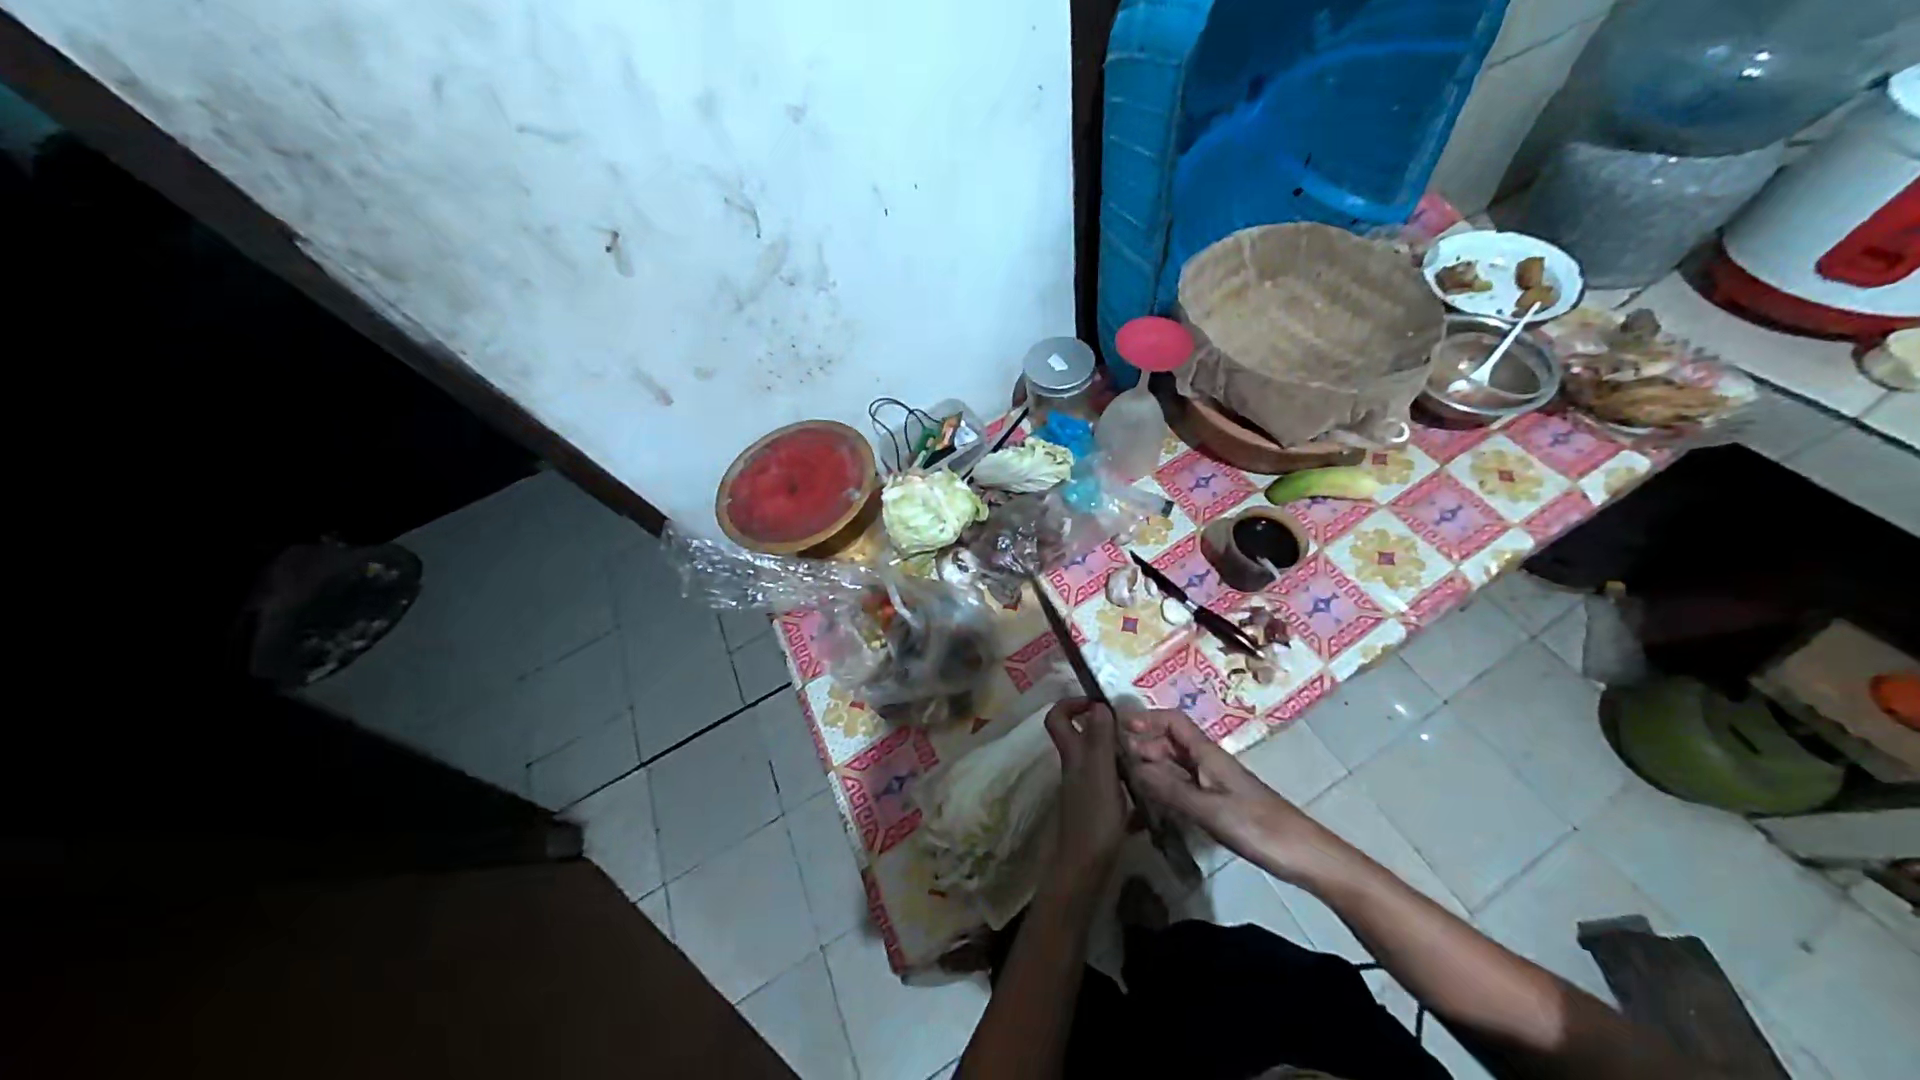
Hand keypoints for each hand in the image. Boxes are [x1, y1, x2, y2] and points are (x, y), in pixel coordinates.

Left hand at [1042, 699, 1128, 894]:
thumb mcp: (1100, 773)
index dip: (1070, 704)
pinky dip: (1126, 779)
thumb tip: (1097, 704)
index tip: (1098, 703)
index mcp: (1072, 755)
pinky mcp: (1096, 807)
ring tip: (1146, 753)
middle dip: (1102, 726)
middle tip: (1131, 727)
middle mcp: (1074, 767)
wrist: (1085, 869)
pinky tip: (1148, 786)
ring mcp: (1084, 788)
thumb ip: (1099, 739)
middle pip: (1080, 737)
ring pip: (1097, 759)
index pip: (1056, 718)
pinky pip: (1111, 783)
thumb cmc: (1093, 818)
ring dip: (1118, 752)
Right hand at [1121, 709, 1321, 880]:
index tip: (1121, 726)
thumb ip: (1170, 789)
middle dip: (1145, 744)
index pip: (1175, 722)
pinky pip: (1185, 785)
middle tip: (1119, 759)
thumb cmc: (1257, 827)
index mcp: (1208, 755)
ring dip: (1153, 765)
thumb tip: (1134, 767)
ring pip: (1177, 764)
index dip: (1148, 718)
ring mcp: (1215, 783)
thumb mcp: (1209, 809)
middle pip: (1172, 742)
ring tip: (1129, 779)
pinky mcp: (1219, 803)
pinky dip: (1166, 786)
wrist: (1303, 855)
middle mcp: (1209, 763)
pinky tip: (1154, 801)